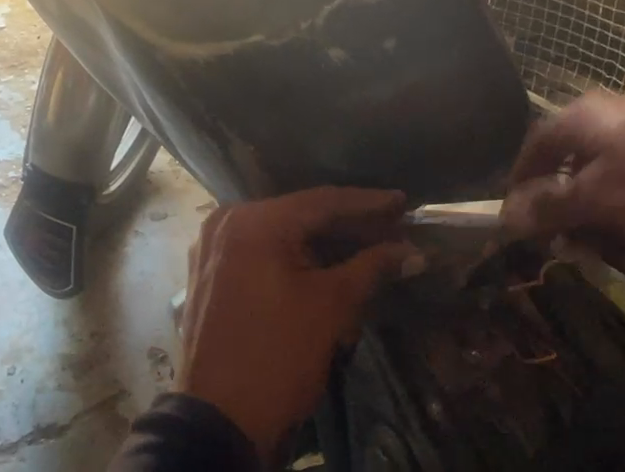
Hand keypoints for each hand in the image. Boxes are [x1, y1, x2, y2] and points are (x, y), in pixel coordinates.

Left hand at [179, 187, 419, 455]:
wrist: (218, 424)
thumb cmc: (277, 356)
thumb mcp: (331, 307)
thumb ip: (372, 267)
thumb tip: (413, 250)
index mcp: (253, 221)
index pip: (321, 201)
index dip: (367, 203)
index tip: (402, 202)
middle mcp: (228, 222)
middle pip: (301, 216)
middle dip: (349, 225)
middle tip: (394, 225)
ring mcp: (214, 249)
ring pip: (282, 236)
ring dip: (325, 244)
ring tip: (371, 245)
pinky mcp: (211, 275)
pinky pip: (263, 254)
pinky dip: (296, 259)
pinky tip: (331, 264)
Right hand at [502, 94, 624, 297]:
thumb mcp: (614, 204)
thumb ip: (555, 207)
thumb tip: (504, 213)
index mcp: (592, 120)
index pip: (535, 148)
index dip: (521, 189)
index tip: (515, 233)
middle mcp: (621, 127)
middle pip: (579, 179)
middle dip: (581, 229)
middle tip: (582, 268)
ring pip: (622, 203)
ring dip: (624, 246)